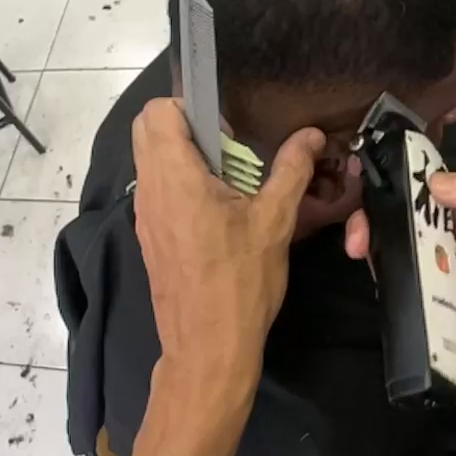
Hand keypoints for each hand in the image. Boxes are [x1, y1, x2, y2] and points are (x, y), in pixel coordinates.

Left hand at [131, 99, 323, 407]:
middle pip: (147, 129)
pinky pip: (156, 189)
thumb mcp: (274, 222)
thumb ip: (290, 170)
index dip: (191, 108)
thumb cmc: (240, 283)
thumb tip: (309, 134)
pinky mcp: (150, 236)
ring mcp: (145, 215)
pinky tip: (217, 211)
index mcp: (175, 178)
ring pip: (150, 160)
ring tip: (227, 181)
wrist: (208, 348)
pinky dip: (180, 182)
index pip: (158, 111)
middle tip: (228, 150)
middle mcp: (150, 190)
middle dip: (185, 125)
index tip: (227, 133)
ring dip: (184, 155)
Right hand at [344, 165, 455, 403]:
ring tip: (356, 246)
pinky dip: (371, 265)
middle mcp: (447, 235)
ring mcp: (429, 267)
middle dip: (374, 206)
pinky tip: (363, 264)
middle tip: (360, 223)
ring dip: (366, 234)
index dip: (402, 172)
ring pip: (388, 238)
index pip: (432, 180)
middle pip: (401, 208)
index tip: (375, 171)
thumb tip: (433, 180)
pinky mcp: (416, 297)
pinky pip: (388, 275)